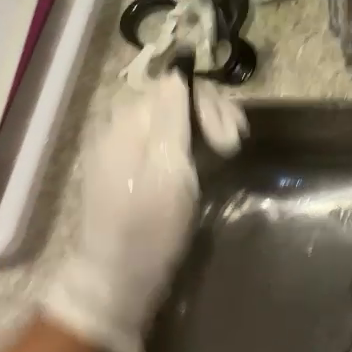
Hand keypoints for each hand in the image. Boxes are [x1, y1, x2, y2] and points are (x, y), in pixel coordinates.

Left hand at [40, 71, 243, 351]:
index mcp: (126, 124)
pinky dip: (192, 142)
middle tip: (233, 147)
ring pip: (174, 117)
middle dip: (212, 115)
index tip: (230, 141)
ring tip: (227, 152)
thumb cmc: (149, 226)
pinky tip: (206, 160)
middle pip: (176, 99)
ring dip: (207, 127)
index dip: (210, 106)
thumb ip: (171, 117)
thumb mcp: (167, 169)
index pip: (176, 87)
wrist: (118, 280)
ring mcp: (125, 150)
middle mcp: (121, 129)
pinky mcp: (133, 169)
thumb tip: (178, 72)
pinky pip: (166, 138)